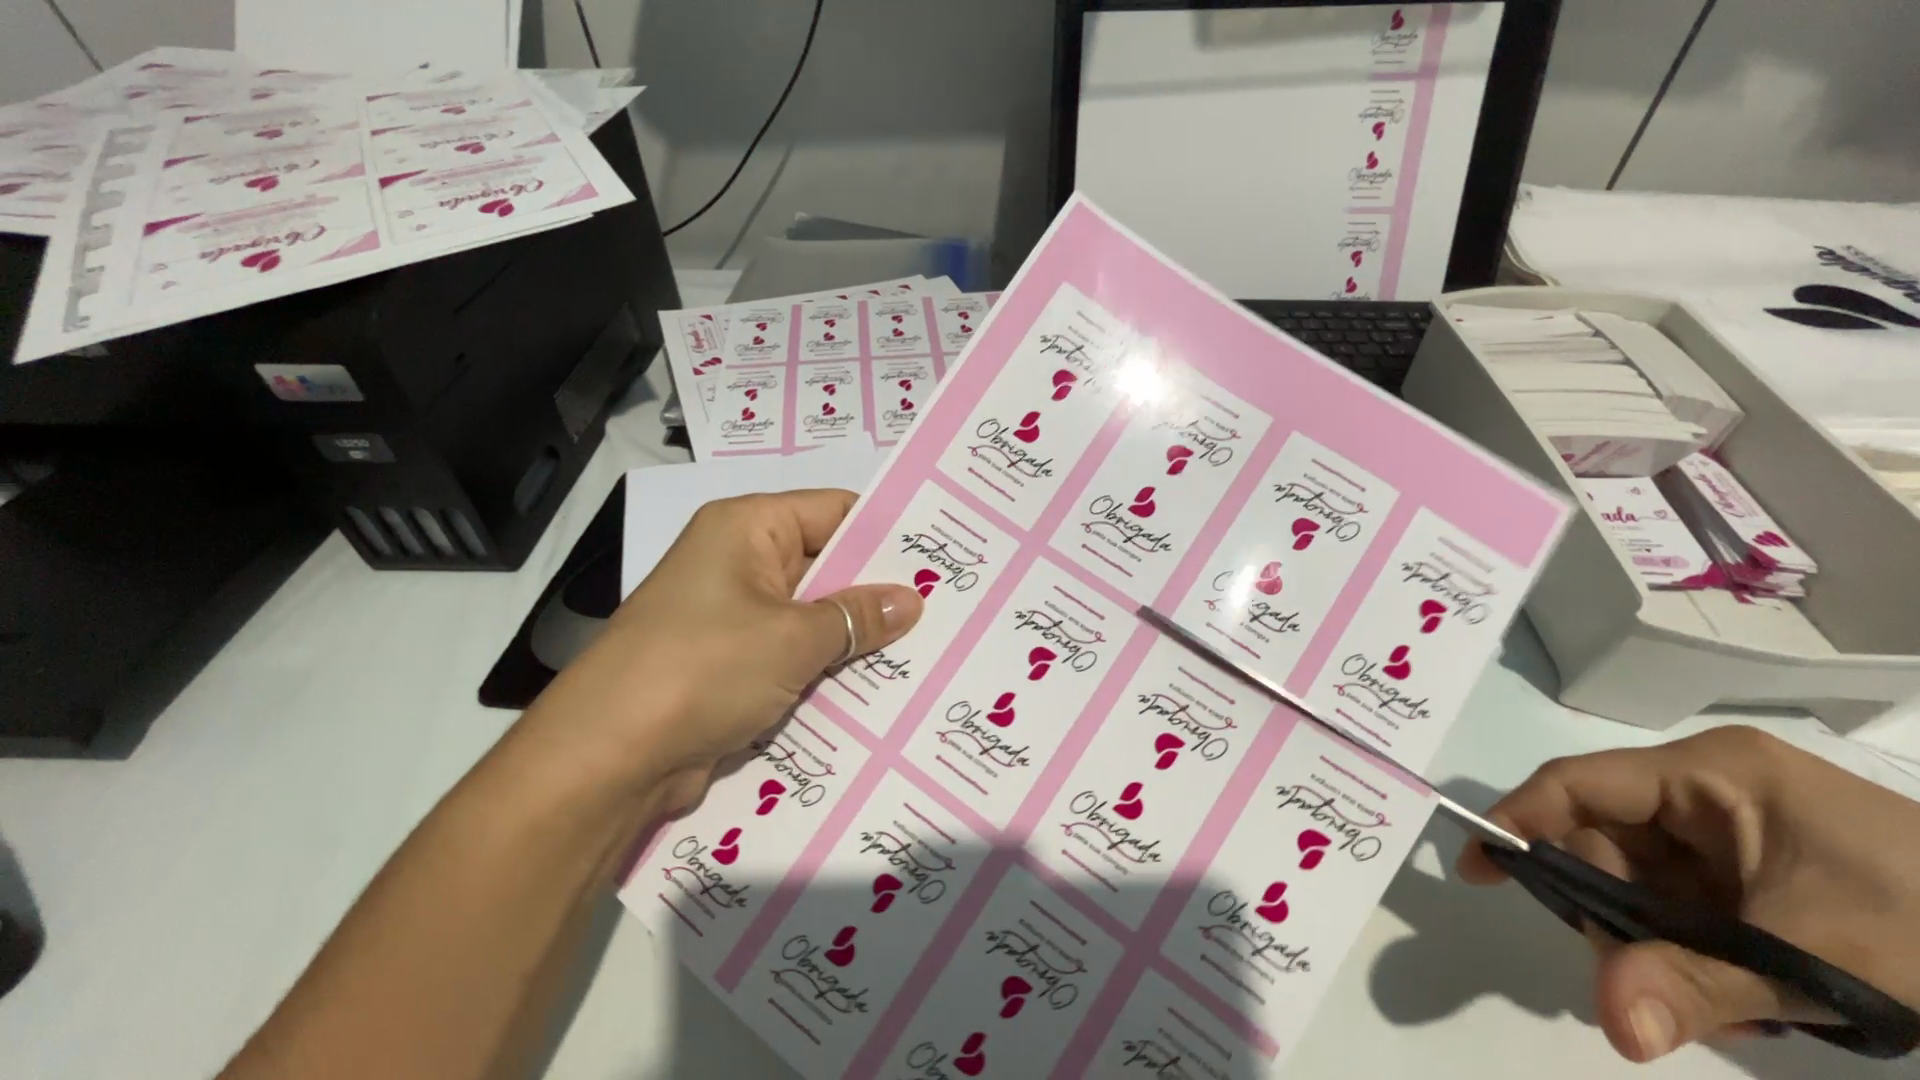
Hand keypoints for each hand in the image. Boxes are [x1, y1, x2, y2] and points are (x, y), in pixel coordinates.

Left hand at [518, 489, 922, 815]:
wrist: (610, 756)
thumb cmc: (703, 669)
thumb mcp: (794, 638)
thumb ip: (858, 616)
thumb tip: (911, 600)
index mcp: (746, 528)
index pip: (833, 511)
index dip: (887, 532)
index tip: (942, 555)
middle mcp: (738, 563)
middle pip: (825, 565)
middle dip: (878, 591)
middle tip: (949, 609)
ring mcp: (732, 618)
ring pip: (812, 618)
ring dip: (856, 639)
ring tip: (931, 651)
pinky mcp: (730, 668)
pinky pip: (793, 658)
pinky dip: (827, 672)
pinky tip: (881, 690)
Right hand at [1457, 726, 1919, 1062]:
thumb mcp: (1817, 958)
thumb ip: (1699, 983)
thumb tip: (1610, 1027)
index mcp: (1709, 775)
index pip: (1580, 784)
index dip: (1520, 819)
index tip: (1478, 870)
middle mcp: (1705, 793)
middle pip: (1604, 842)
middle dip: (1613, 914)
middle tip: (1644, 982)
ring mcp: (1728, 833)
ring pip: (1639, 883)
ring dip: (1659, 946)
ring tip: (1728, 1003)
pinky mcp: (1750, 872)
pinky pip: (1681, 907)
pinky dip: (1693, 955)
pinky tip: (1744, 995)